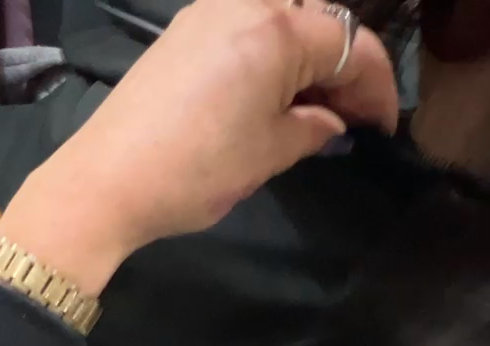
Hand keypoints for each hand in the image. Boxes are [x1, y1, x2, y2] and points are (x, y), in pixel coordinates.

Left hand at [0, 0, 399, 294]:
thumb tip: (332, 123)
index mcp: (277, 29)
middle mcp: (244, 3)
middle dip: (340, 69)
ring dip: (304, 62)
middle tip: (349, 119)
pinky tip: (269, 99)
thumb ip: (310, 131)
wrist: (105, 183)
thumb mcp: (265, 156)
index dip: (376, 89)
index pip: (350, 46)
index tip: (384, 128)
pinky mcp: (181, 34)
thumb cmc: (193, 172)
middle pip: (316, 23)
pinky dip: (268, 60)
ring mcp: (207, 12)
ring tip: (310, 112)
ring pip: (279, 22)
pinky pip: (244, 32)